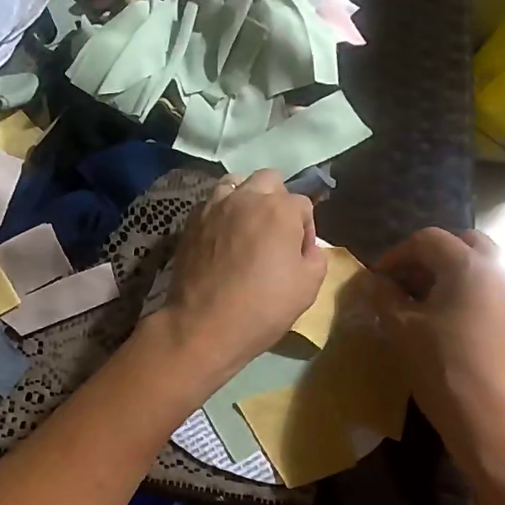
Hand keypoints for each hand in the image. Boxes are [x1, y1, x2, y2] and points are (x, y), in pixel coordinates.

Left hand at [152, 171, 328, 383]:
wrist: (203, 324)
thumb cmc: (262, 306)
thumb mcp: (308, 284)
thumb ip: (313, 254)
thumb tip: (303, 243)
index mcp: (279, 209)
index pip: (302, 204)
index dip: (305, 228)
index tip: (298, 253)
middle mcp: (245, 198)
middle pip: (268, 180)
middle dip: (276, 198)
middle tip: (274, 230)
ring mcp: (213, 207)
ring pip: (234, 183)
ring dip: (245, 197)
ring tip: (246, 225)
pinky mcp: (190, 222)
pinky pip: (210, 203)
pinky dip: (220, 210)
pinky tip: (222, 234)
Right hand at [362, 228, 504, 463]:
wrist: (498, 421)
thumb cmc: (441, 367)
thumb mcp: (400, 328)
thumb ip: (384, 295)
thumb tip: (374, 280)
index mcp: (471, 267)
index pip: (428, 239)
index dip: (397, 254)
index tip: (378, 278)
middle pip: (468, 244)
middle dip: (434, 257)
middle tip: (409, 283)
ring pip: (491, 272)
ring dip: (460, 279)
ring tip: (436, 307)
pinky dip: (481, 302)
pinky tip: (466, 331)